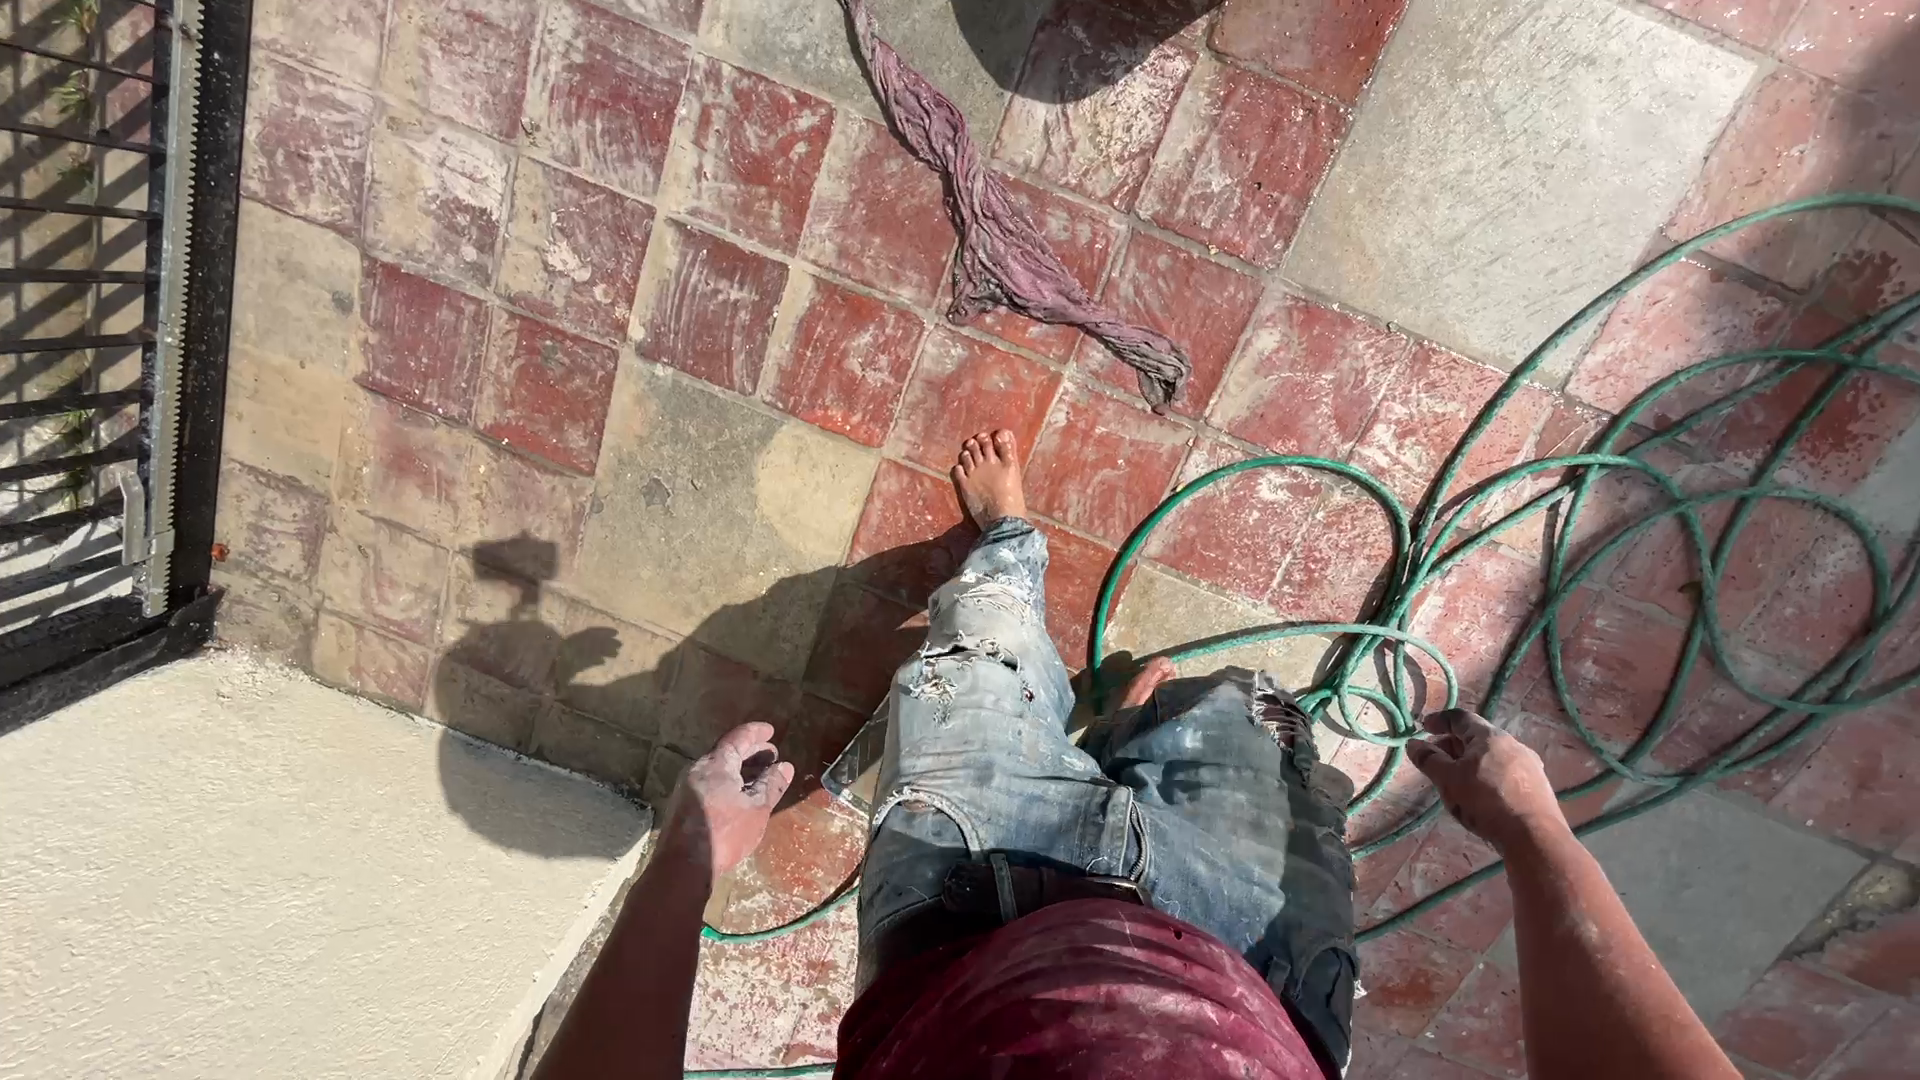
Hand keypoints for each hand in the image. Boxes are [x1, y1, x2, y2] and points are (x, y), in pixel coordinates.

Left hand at [660, 722, 794, 887]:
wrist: (681, 869)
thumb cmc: (723, 834)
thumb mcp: (756, 809)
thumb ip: (771, 785)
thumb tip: (785, 766)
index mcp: (715, 765)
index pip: (737, 738)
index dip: (756, 733)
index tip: (770, 731)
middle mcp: (697, 771)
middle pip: (726, 752)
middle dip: (750, 751)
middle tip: (771, 754)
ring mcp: (686, 789)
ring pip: (717, 769)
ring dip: (740, 768)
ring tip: (760, 775)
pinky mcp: (682, 806)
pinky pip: (710, 783)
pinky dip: (728, 781)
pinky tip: (740, 795)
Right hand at [1406, 709, 1565, 852]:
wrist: (1535, 839)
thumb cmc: (1484, 801)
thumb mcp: (1447, 779)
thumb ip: (1428, 758)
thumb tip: (1413, 743)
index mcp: (1490, 737)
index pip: (1460, 717)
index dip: (1439, 720)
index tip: (1423, 727)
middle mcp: (1513, 745)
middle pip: (1476, 736)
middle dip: (1452, 744)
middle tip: (1435, 758)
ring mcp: (1529, 766)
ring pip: (1491, 755)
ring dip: (1469, 761)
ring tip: (1455, 779)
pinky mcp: (1537, 787)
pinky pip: (1504, 771)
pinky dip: (1486, 773)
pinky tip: (1480, 793)